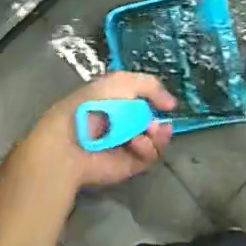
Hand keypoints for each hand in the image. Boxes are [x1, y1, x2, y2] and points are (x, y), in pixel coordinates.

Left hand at [14, 71, 175, 190]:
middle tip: (154, 122)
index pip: (144, 98)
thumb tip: (171, 104)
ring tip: (149, 133)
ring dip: (157, 135)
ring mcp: (128, 143)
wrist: (74, 141)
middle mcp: (124, 121)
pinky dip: (148, 149)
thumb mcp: (122, 82)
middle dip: (159, 120)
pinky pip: (150, 156)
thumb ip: (150, 86)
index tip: (166, 103)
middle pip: (154, 120)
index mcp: (116, 98)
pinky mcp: (130, 164)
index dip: (157, 99)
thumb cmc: (94, 105)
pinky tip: (138, 144)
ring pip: (157, 139)